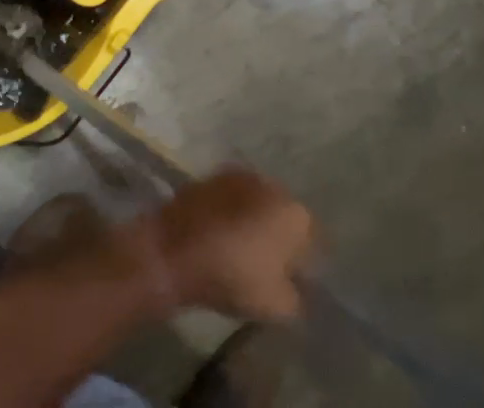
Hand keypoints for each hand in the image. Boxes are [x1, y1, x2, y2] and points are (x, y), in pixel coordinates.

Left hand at [135, 167, 316, 320]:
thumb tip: (294, 290)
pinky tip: (214, 237)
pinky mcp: (206, 179)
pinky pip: (226, 203)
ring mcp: (236, 178)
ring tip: (235, 250)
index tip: (287, 282)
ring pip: (254, 205)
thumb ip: (297, 298)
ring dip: (249, 222)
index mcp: (296, 214)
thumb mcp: (278, 306)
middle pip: (282, 217)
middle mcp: (271, 186)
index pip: (311, 241)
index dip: (301, 265)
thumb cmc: (233, 276)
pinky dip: (225, 216)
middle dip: (276, 237)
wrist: (171, 251)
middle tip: (261, 265)